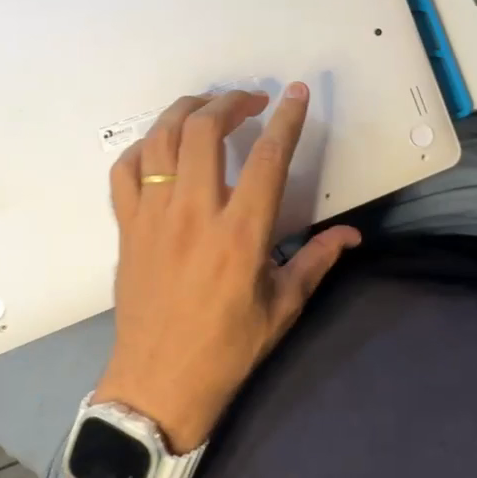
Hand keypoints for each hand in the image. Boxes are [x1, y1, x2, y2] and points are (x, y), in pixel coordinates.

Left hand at [95, 83, 360, 452]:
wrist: (158, 385)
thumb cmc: (228, 348)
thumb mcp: (283, 307)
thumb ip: (317, 260)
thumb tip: (352, 234)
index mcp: (240, 234)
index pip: (267, 158)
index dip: (285, 119)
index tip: (294, 93)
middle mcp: (193, 214)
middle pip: (203, 131)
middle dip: (229, 102)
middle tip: (250, 102)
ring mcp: (152, 218)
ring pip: (161, 139)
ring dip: (186, 111)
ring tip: (208, 109)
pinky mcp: (126, 228)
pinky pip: (125, 171)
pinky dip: (144, 146)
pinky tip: (163, 146)